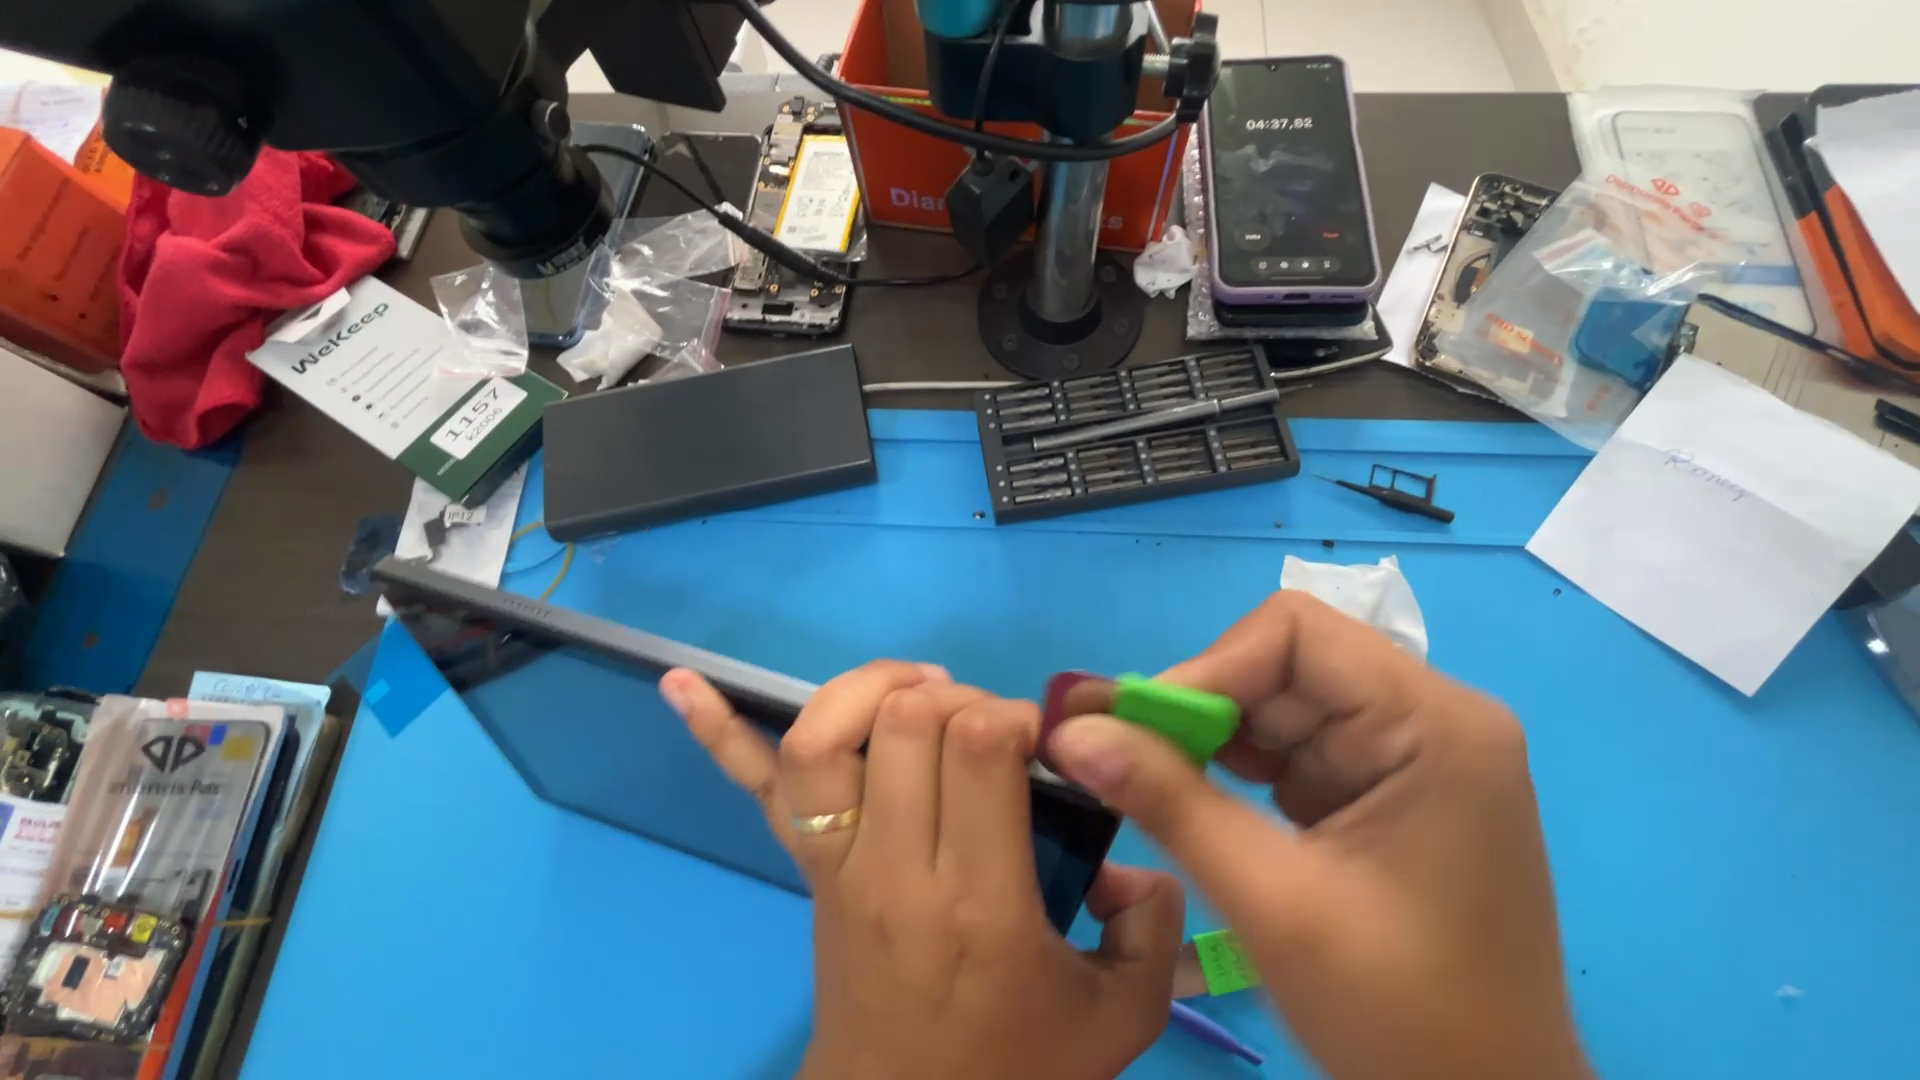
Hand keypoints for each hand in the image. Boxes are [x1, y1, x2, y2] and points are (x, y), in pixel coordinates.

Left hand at [662, 662, 1185, 1079]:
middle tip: (992, 729)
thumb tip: (1131, 850)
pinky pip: (753, 786)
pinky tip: (682, 681)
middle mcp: (893, 865)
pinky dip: (716, 727)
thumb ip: (1153, 923)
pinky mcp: (805, 864)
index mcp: (977, 899)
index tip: (1041, 743)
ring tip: (919, 690)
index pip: (977, 748)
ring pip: (822, 736)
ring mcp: (835, 860)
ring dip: (870, 687)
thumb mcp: (1120, 1015)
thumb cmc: (1013, 1068)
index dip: (1014, 717)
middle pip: (905, 723)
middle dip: (960, 700)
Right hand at [1047, 593, 1591, 1079]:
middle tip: (1121, 757)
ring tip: (1150, 783)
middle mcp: (1425, 716)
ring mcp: (1403, 752)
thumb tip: (1069, 731)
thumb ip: (1168, 802)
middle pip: (1281, 665)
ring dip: (1209, 740)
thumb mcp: (1272, 902)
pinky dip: (1231, 768)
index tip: (1140, 729)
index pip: (1294, 634)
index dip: (1206, 667)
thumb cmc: (1401, 1014)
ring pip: (1275, 704)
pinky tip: (1197, 803)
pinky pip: (1288, 746)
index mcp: (1433, 723)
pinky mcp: (1378, 786)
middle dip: (1198, 708)